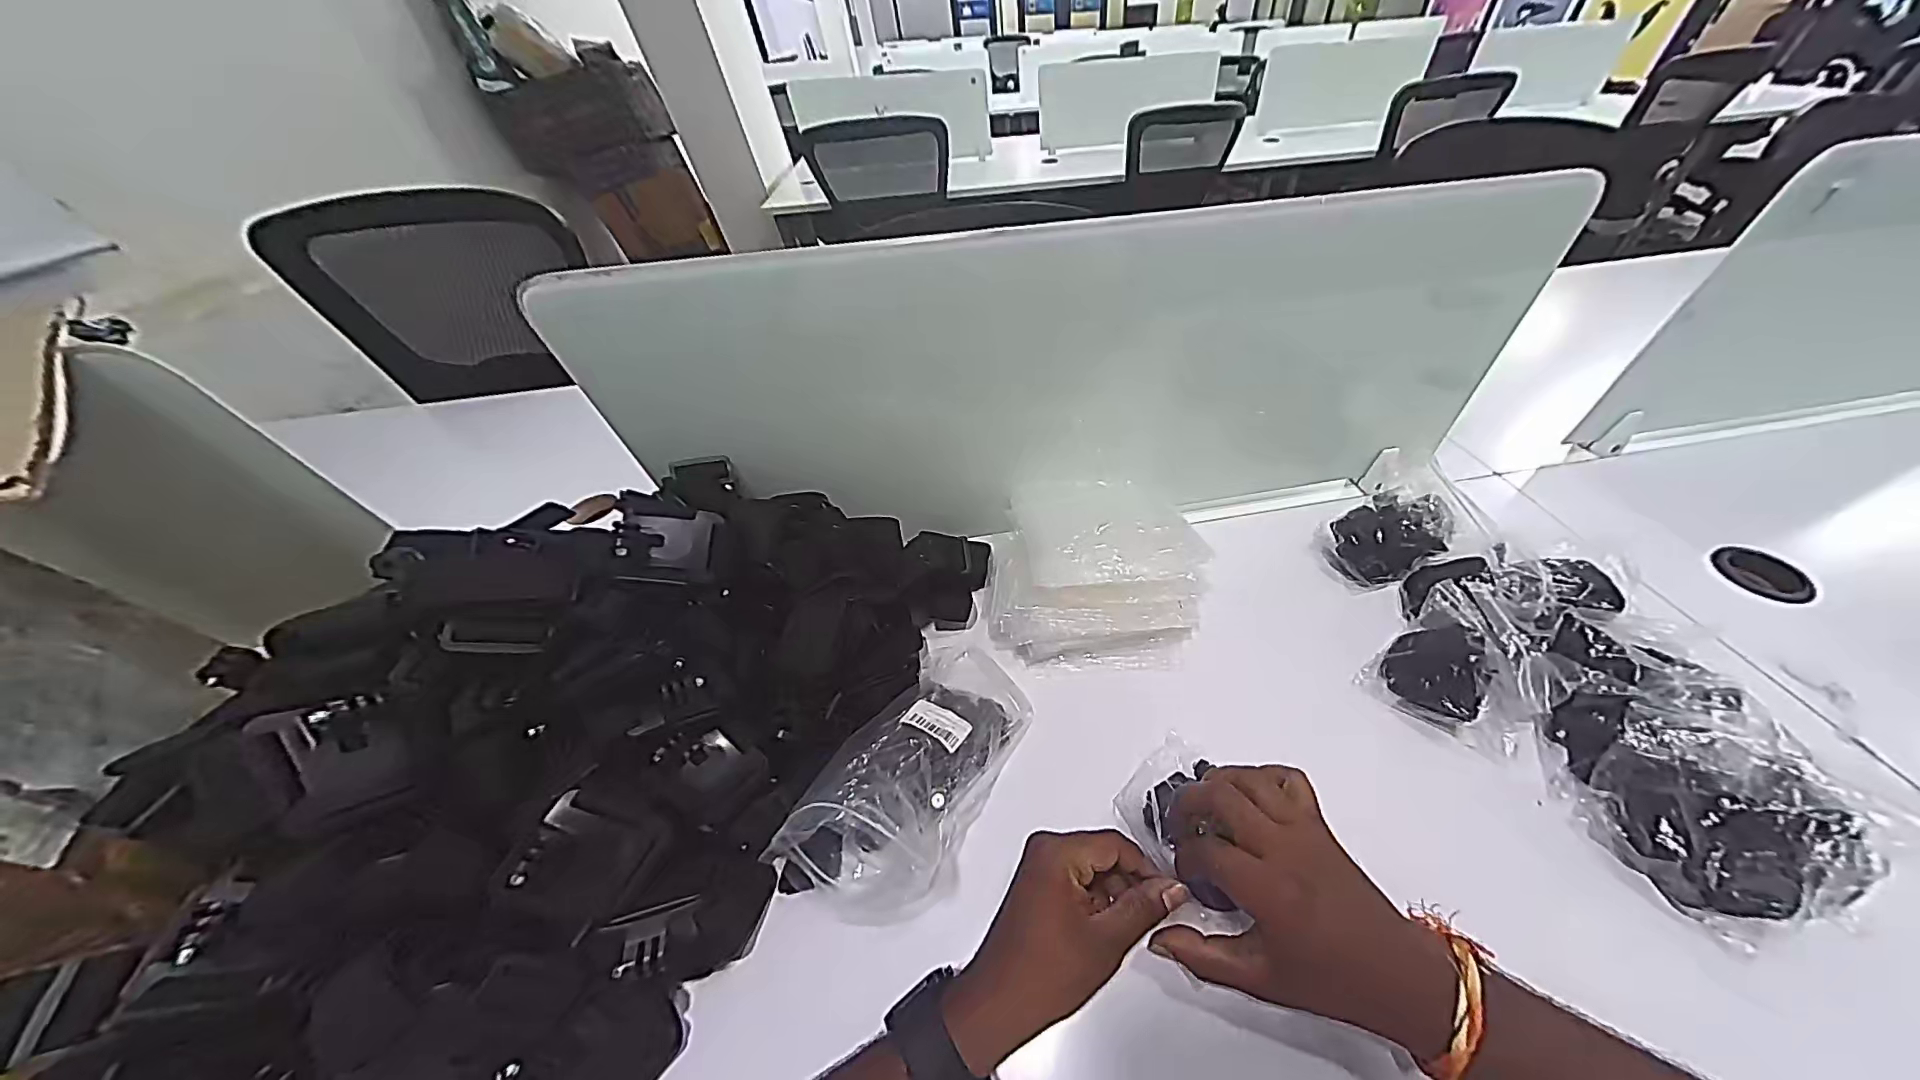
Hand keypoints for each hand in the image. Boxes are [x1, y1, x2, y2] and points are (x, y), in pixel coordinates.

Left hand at [940, 830, 1187, 1073]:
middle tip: (1150, 913)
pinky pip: (1076, 878)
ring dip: (1113, 894)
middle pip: (1104, 853)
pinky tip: (1100, 930)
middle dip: (1129, 884)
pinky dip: (1094, 901)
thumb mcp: (1107, 939)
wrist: (1001, 1002)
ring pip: (1092, 867)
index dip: (1147, 870)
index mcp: (1056, 853)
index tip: (1165, 891)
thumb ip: (1144, 907)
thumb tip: (1168, 889)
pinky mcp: (1036, 883)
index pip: (1117, 844)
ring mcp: (1037, 866)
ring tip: (1121, 929)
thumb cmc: (1037, 974)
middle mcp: (1043, 851)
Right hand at [1147, 766, 1458, 1060]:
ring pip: (1250, 779)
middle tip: (1180, 823)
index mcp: (1269, 890)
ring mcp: (1304, 831)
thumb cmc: (1337, 978)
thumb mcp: (1260, 978)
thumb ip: (1203, 957)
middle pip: (1220, 796)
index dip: (1185, 857)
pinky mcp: (1319, 825)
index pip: (1206, 849)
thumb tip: (1164, 938)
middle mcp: (1285, 850)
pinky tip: (1249, 795)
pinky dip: (1262, 776)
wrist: (1396, 973)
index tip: (1187, 871)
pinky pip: (1288, 779)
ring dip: (1218, 783)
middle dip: (1187, 803)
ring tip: (1205, 803)